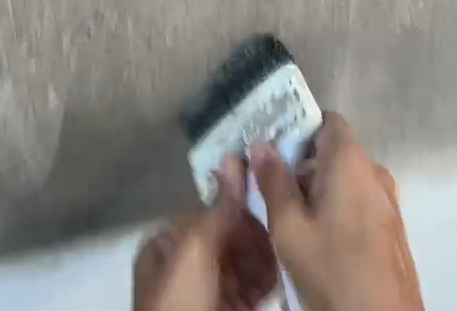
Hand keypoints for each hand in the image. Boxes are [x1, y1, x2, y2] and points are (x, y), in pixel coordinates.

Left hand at [134, 155, 278, 310]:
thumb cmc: (182, 306)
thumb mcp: (194, 253)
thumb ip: (218, 209)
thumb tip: (233, 159)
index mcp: (166, 246)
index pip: (209, 210)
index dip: (239, 201)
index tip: (272, 189)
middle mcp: (186, 265)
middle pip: (230, 234)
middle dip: (256, 230)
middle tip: (285, 222)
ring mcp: (211, 293)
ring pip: (247, 260)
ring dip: (268, 253)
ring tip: (290, 244)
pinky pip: (256, 286)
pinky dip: (271, 278)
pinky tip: (289, 268)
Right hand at [252, 113, 422, 310]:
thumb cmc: (332, 271)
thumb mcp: (288, 229)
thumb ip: (273, 181)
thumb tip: (261, 144)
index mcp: (351, 160)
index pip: (327, 120)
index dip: (299, 130)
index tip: (273, 153)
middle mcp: (375, 172)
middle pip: (333, 153)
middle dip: (302, 168)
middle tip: (271, 194)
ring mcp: (388, 202)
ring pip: (345, 182)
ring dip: (318, 194)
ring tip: (290, 224)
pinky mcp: (392, 230)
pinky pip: (359, 204)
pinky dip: (338, 212)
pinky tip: (319, 244)